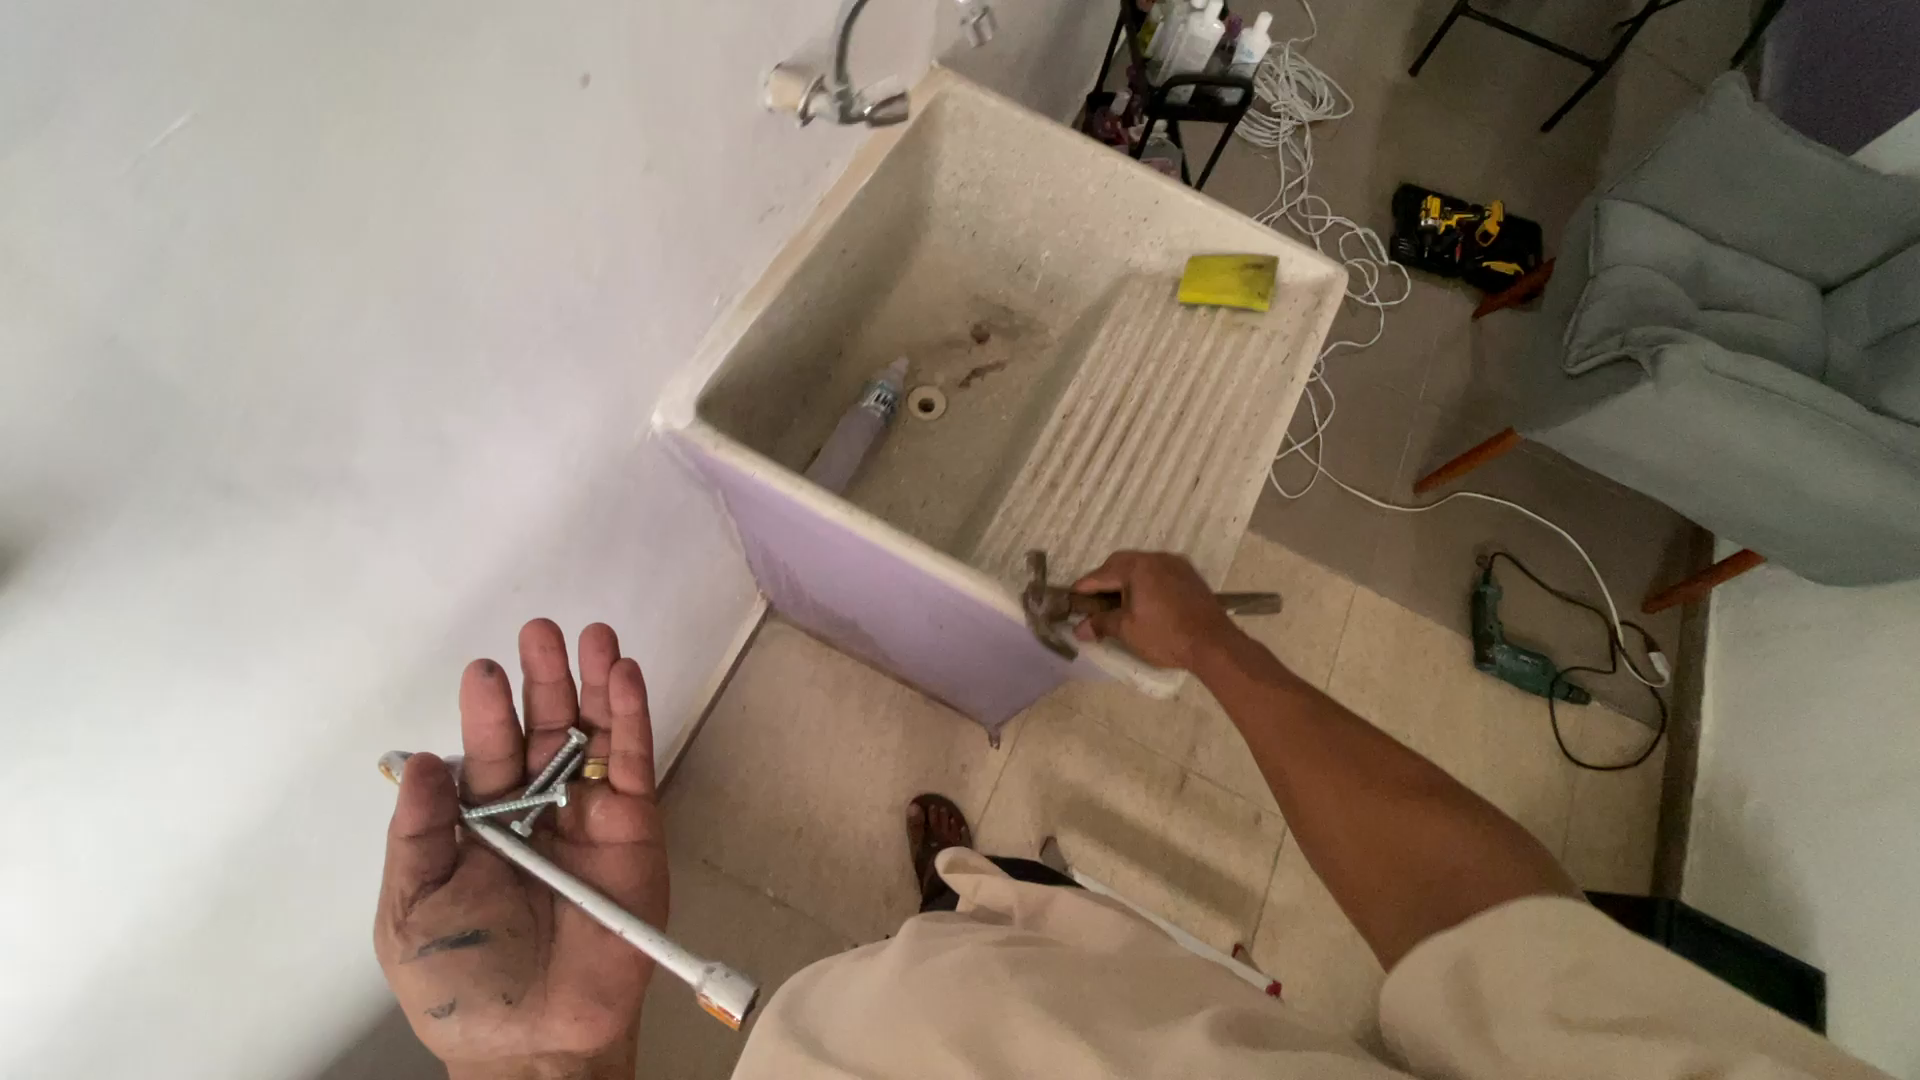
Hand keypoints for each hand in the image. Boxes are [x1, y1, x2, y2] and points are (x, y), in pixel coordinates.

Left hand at [375, 620, 667, 1079]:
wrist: (543, 1033)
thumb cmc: (467, 979)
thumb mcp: (414, 911)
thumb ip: (419, 835)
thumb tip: (422, 762)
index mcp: (485, 824)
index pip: (489, 754)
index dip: (486, 711)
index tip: (483, 670)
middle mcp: (540, 806)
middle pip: (546, 728)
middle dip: (544, 678)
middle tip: (541, 629)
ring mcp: (592, 810)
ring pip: (595, 732)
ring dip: (596, 681)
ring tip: (594, 635)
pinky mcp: (637, 818)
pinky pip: (634, 758)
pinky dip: (633, 714)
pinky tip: (626, 675)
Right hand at [1072, 551, 1246, 669]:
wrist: (1214, 644)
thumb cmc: (1166, 635)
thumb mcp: (1127, 630)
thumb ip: (1100, 624)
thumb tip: (1078, 629)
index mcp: (1137, 567)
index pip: (1100, 575)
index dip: (1083, 589)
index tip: (1070, 600)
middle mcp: (1156, 558)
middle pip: (1121, 564)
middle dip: (1104, 581)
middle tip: (1094, 602)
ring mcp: (1176, 565)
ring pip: (1141, 567)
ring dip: (1126, 581)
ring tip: (1118, 603)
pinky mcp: (1189, 576)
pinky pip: (1159, 574)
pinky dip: (1146, 584)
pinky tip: (1144, 602)